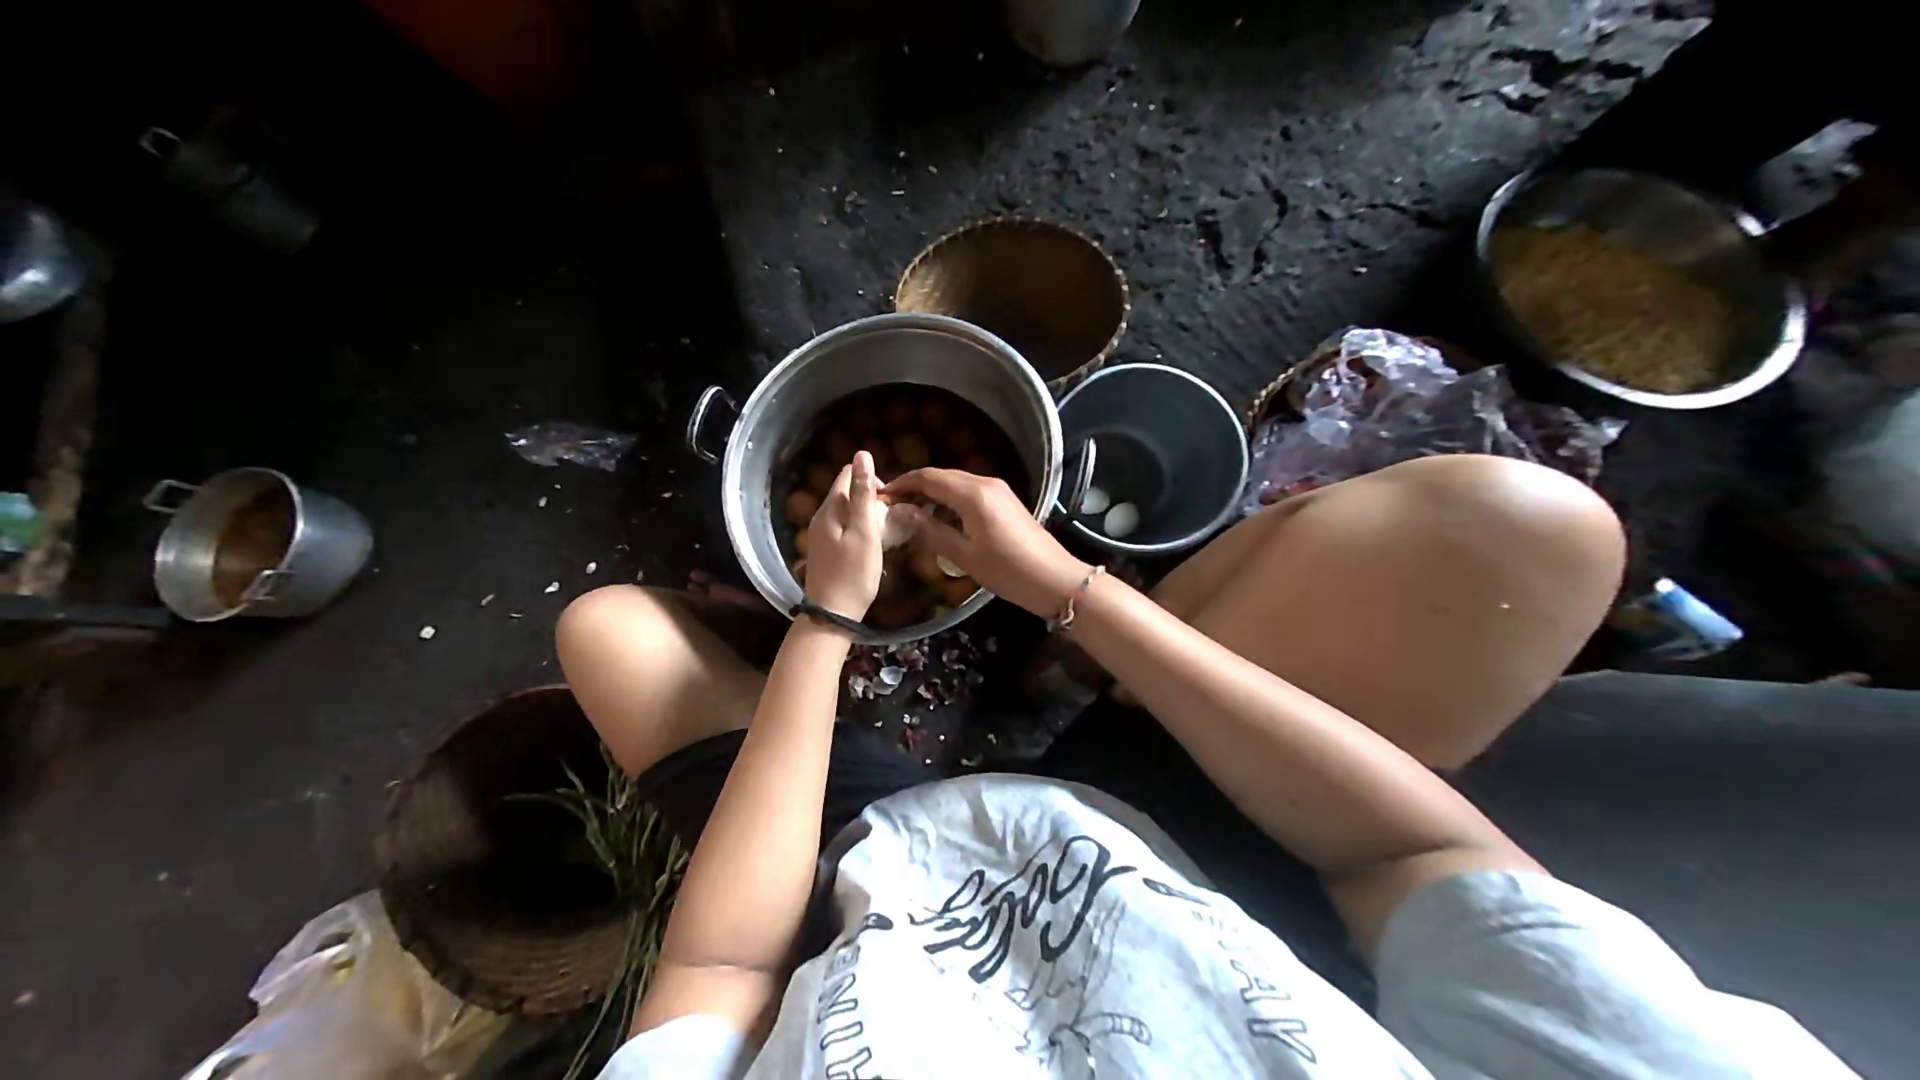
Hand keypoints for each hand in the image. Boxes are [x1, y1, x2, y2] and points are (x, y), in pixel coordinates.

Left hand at [803, 451, 889, 620]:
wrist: (832, 616)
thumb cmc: (854, 574)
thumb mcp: (864, 531)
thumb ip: (864, 494)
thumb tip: (862, 455)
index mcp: (829, 509)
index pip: (847, 475)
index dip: (872, 480)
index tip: (891, 502)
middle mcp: (820, 518)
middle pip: (846, 493)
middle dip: (870, 498)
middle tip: (892, 519)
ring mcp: (820, 536)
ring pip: (846, 512)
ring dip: (866, 515)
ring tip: (886, 532)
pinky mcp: (824, 551)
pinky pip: (844, 529)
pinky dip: (859, 530)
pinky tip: (872, 546)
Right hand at [883, 468, 1091, 617]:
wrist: (1053, 578)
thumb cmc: (1006, 570)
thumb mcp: (963, 554)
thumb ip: (930, 530)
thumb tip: (900, 512)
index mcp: (973, 493)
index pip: (928, 477)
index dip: (902, 483)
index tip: (881, 496)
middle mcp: (985, 482)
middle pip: (942, 476)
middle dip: (915, 487)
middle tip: (892, 506)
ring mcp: (998, 490)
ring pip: (956, 483)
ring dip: (932, 494)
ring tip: (911, 514)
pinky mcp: (1005, 500)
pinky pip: (970, 492)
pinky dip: (950, 500)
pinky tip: (940, 519)